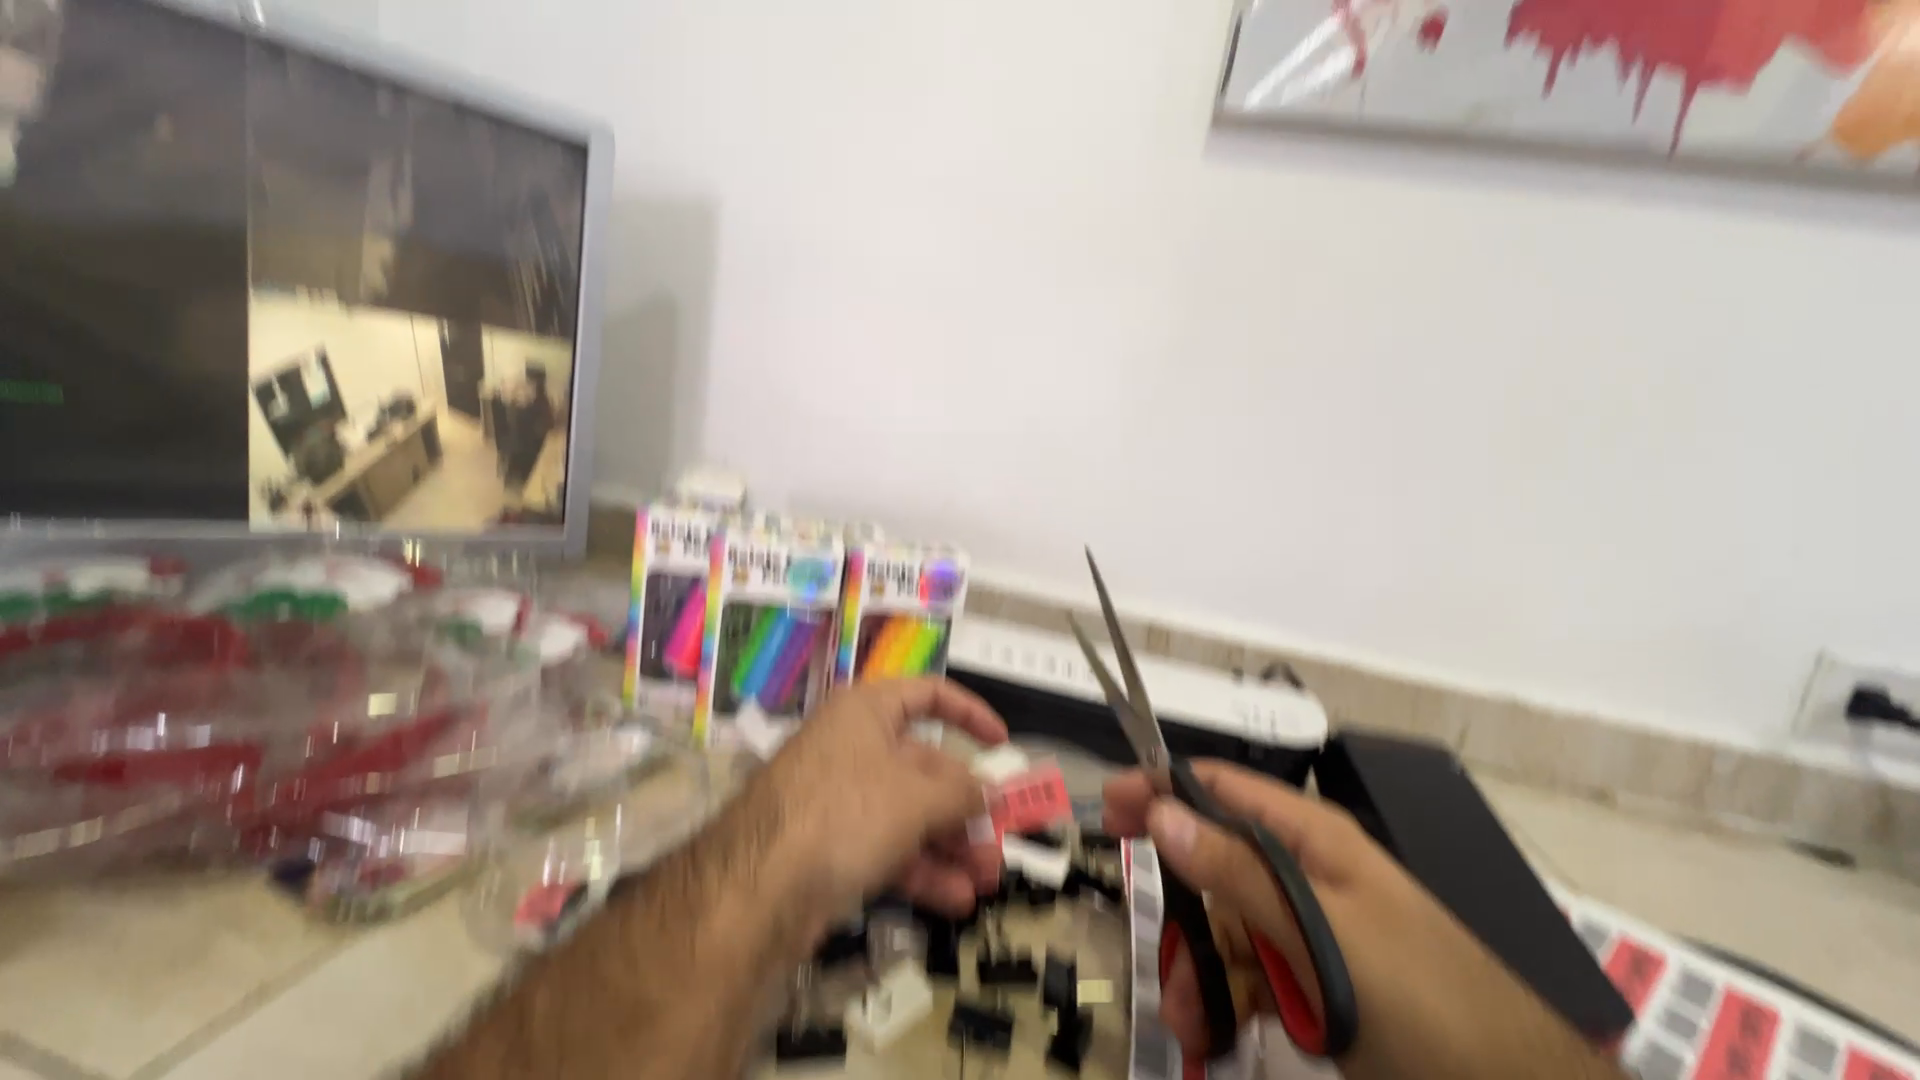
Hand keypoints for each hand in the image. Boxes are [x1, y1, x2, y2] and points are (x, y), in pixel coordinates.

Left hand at [755, 677, 1009, 929]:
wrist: (755, 889)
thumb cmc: (844, 814)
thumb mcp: (916, 798)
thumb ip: (961, 793)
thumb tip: (987, 792)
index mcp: (866, 712)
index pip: (927, 694)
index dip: (969, 713)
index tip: (1002, 744)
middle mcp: (852, 748)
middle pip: (923, 767)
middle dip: (966, 807)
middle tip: (1000, 840)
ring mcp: (838, 800)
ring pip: (908, 814)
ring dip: (951, 846)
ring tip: (985, 880)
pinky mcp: (829, 847)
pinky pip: (887, 848)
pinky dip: (921, 871)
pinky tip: (954, 899)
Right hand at [1105, 761, 1622, 1079]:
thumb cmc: (1422, 997)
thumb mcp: (1322, 929)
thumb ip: (1237, 870)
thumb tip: (1162, 811)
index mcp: (1311, 839)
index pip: (1221, 788)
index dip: (1162, 788)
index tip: (1108, 804)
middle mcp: (1304, 875)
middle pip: (1214, 865)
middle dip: (1178, 906)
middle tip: (1147, 939)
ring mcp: (1309, 932)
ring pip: (1225, 929)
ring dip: (1196, 970)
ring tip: (1185, 1020)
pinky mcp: (1315, 984)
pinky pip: (1249, 977)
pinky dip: (1222, 1002)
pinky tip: (1208, 1034)